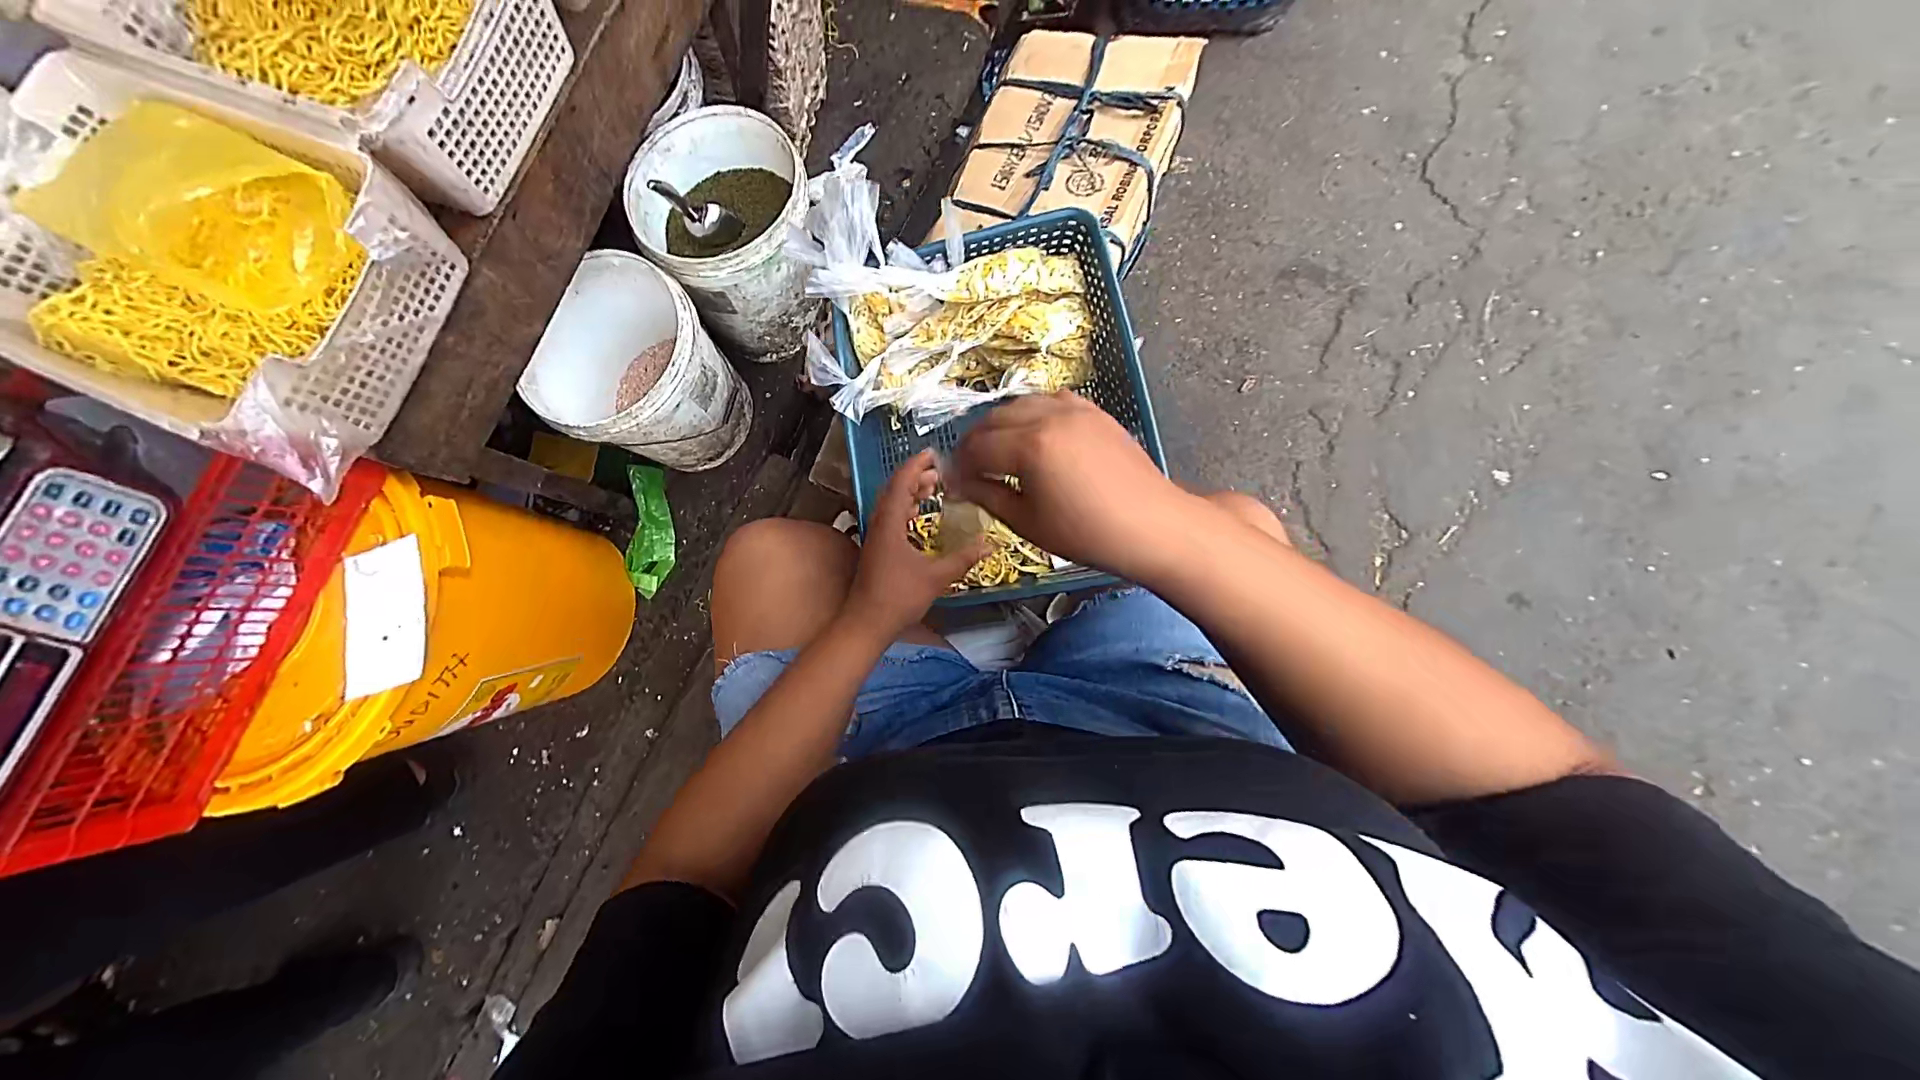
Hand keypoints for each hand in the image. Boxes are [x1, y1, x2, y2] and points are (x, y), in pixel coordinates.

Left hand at [842, 449, 986, 640]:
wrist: (866, 624)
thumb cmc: (898, 598)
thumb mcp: (936, 577)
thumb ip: (964, 558)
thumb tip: (991, 544)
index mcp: (890, 523)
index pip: (901, 483)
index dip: (916, 465)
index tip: (934, 453)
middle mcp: (879, 524)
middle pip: (895, 489)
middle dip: (916, 476)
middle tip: (940, 471)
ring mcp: (876, 537)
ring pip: (892, 504)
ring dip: (911, 492)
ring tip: (933, 487)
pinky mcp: (877, 549)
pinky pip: (892, 517)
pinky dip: (906, 509)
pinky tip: (919, 515)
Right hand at [952, 392, 1200, 583]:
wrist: (1151, 524)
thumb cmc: (1087, 533)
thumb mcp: (1028, 522)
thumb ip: (988, 496)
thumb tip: (962, 485)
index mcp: (1029, 446)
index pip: (977, 448)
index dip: (960, 466)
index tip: (954, 483)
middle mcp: (1048, 416)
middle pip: (994, 420)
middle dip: (975, 443)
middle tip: (970, 469)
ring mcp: (1074, 409)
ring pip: (1021, 404)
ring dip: (1001, 425)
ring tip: (998, 452)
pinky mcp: (1093, 411)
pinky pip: (1051, 401)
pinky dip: (1032, 414)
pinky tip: (1033, 435)